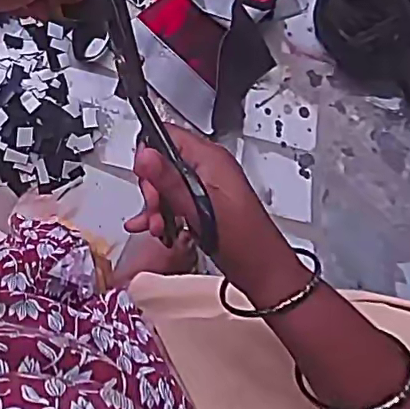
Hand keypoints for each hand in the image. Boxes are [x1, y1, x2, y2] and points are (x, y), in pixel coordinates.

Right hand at [123, 125, 271, 242]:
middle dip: (151, 187)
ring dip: (155, 204)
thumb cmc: (244, 243)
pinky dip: (164, 211)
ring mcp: (207, 183)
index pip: (166, 134)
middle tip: (154, 208)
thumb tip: (145, 154)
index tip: (147, 181)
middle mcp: (209, 166)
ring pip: (165, 181)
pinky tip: (159, 227)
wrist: (265, 273)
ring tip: (158, 225)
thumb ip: (168, 180)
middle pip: (162, 160)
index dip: (148, 156)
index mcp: (210, 159)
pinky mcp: (205, 199)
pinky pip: (175, 196)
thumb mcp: (197, 209)